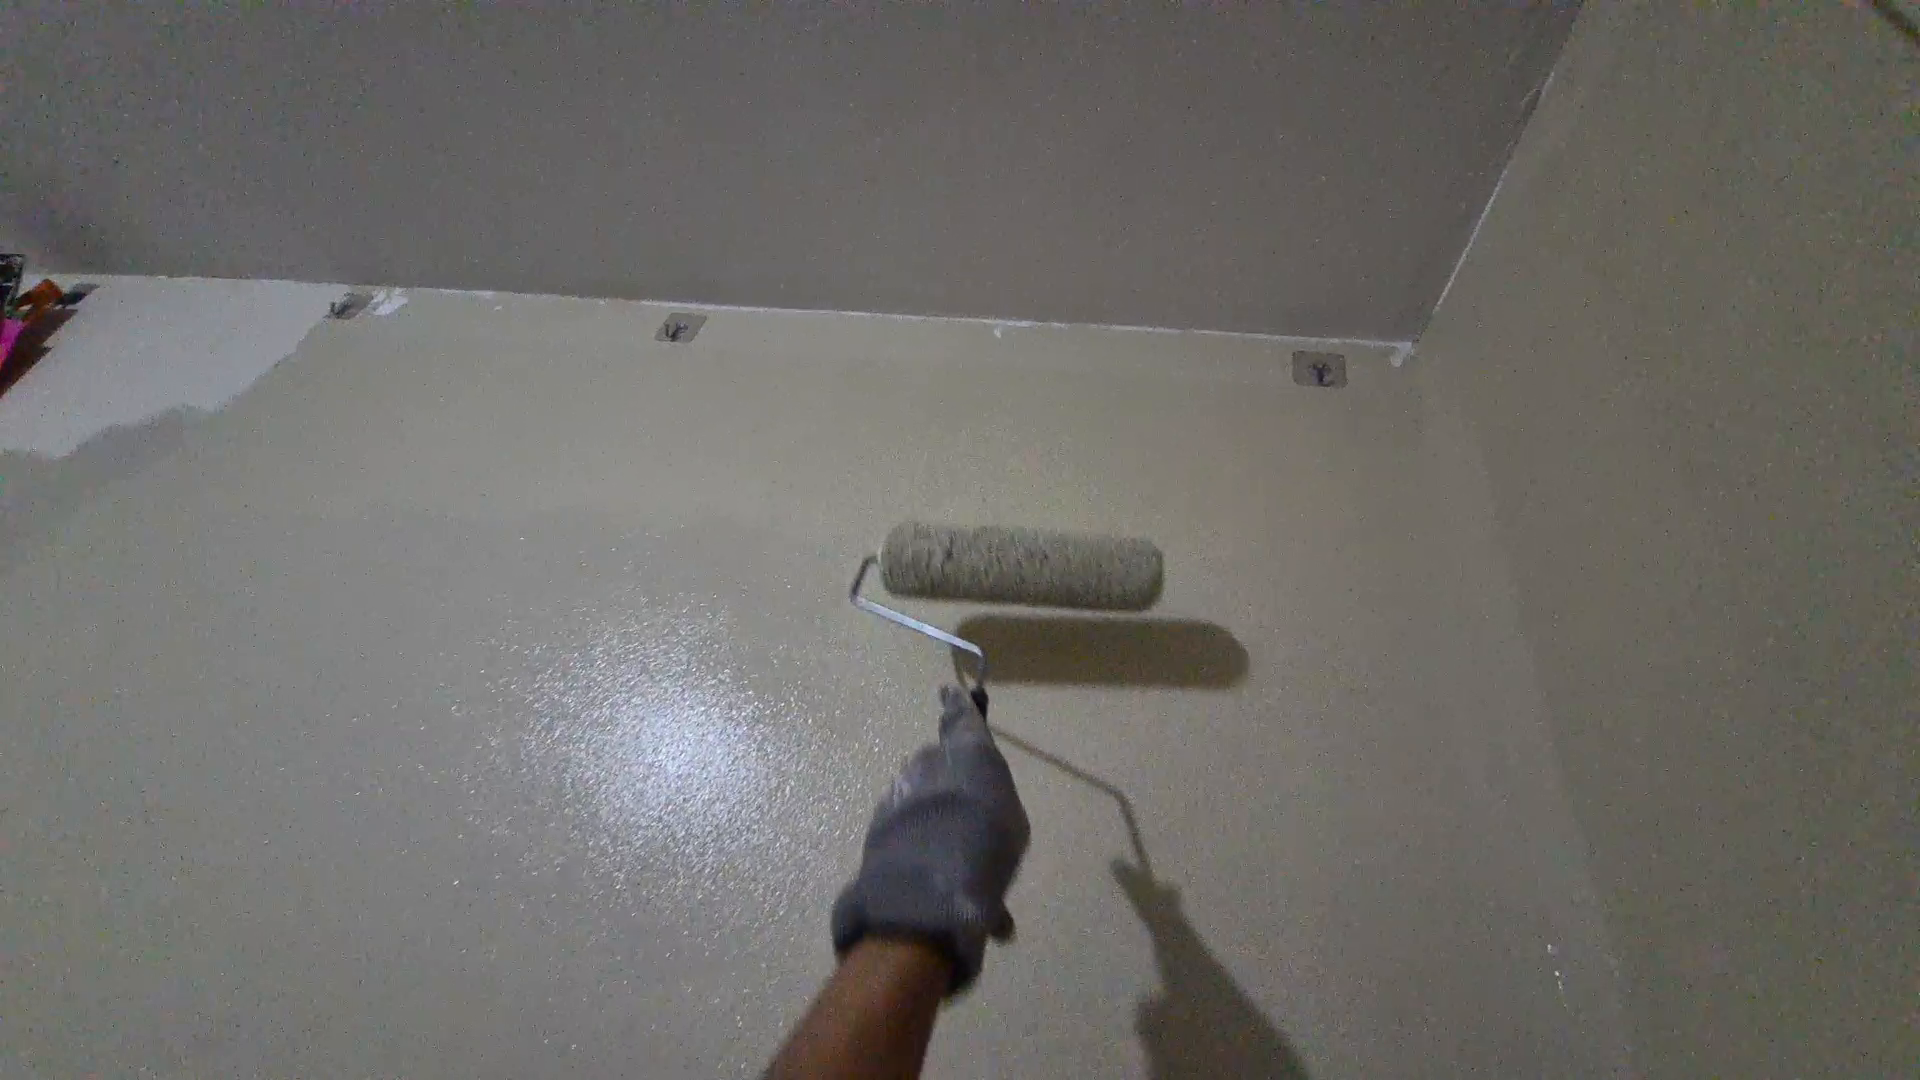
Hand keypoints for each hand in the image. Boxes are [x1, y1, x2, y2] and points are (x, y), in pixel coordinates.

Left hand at [831, 686, 1030, 993]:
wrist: (927, 888)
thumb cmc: (988, 845)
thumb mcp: (1011, 822)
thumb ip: (992, 803)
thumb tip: (983, 808)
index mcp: (969, 751)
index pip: (962, 716)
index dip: (957, 704)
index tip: (948, 690)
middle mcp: (930, 760)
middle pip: (938, 759)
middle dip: (946, 777)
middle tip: (963, 811)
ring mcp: (899, 788)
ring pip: (918, 792)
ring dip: (930, 813)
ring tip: (949, 852)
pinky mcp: (877, 819)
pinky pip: (902, 822)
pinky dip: (913, 838)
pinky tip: (927, 869)